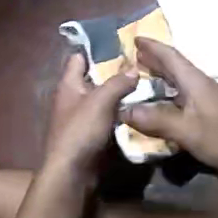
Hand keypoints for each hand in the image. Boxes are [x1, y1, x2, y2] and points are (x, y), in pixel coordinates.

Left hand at [41, 54, 136, 182]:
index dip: (97, 49)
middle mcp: (74, 98)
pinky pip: (110, 117)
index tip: (122, 44)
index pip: (79, 58)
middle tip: (143, 65)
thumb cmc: (80, 131)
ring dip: (122, 94)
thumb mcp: (100, 101)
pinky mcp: (93, 134)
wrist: (72, 173)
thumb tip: (134, 69)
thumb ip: (118, 82)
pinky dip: (122, 113)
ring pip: (105, 99)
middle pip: (96, 78)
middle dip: (117, 72)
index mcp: (69, 84)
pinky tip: (141, 109)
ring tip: (148, 85)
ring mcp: (83, 117)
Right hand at [121, 38, 217, 171]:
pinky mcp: (207, 119)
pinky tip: (158, 106)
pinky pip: (181, 101)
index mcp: (195, 82)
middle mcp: (199, 87)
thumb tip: (123, 110)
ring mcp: (205, 103)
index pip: (172, 57)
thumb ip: (156, 119)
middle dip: (154, 61)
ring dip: (160, 79)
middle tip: (131, 57)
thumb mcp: (187, 130)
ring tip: (140, 78)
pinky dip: (166, 99)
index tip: (136, 37)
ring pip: (178, 85)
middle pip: (174, 69)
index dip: (153, 47)